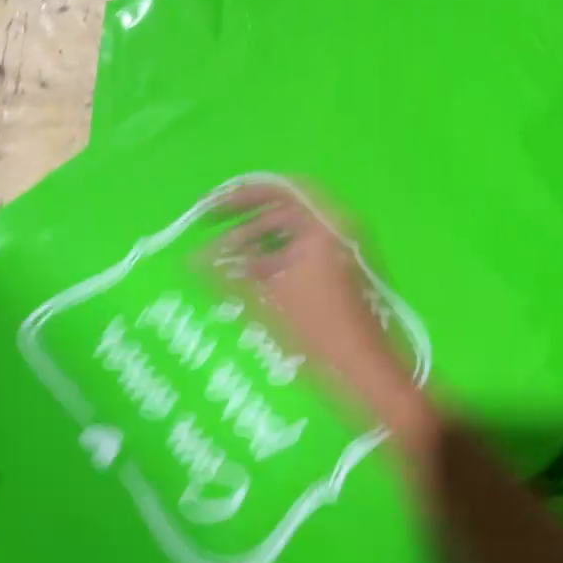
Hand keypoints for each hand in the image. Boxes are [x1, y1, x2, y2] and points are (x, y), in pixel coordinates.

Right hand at [211, 180, 432, 437]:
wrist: (369, 373)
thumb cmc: (321, 331)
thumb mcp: (269, 301)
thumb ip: (228, 276)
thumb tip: (193, 260)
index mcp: (327, 223)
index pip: (279, 189)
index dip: (240, 195)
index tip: (208, 210)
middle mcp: (337, 228)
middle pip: (284, 212)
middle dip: (244, 225)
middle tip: (209, 240)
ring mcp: (342, 251)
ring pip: (291, 237)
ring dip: (255, 246)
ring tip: (220, 266)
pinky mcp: (341, 273)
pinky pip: (301, 255)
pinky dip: (273, 263)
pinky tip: (245, 282)